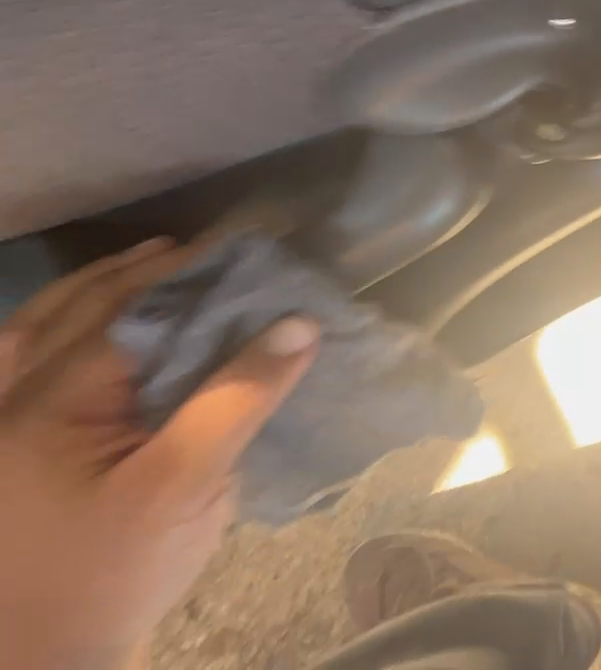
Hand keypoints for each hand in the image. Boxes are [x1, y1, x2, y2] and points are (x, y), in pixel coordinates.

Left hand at [0, 239, 317, 669]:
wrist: (32, 662)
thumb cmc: (107, 570)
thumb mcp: (182, 487)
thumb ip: (237, 398)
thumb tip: (300, 321)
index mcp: (46, 406)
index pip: (130, 313)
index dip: (192, 273)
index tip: (252, 245)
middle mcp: (7, 404)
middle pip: (73, 311)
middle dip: (143, 270)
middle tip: (208, 248)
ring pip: (32, 333)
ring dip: (93, 290)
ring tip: (151, 263)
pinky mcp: (8, 455)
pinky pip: (20, 367)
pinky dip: (55, 329)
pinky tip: (88, 325)